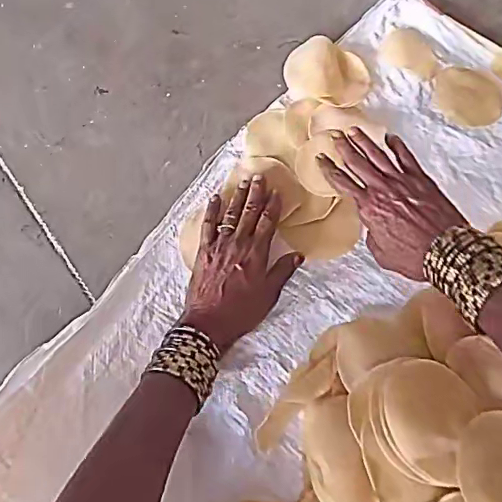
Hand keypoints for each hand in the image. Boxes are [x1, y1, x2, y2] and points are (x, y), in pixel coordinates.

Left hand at [180, 176, 304, 351]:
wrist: (208, 324)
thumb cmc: (241, 312)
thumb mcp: (268, 295)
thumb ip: (282, 272)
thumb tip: (297, 255)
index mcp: (256, 255)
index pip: (267, 223)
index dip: (272, 206)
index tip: (277, 192)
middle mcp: (238, 245)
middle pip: (249, 214)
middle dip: (255, 194)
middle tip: (260, 177)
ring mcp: (219, 247)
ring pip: (230, 216)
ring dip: (237, 198)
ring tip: (244, 182)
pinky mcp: (204, 252)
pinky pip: (208, 226)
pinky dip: (212, 211)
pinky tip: (215, 198)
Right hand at [318, 130, 468, 280]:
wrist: (445, 250)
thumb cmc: (414, 256)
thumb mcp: (382, 253)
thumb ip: (373, 236)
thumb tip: (374, 229)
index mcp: (368, 207)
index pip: (342, 182)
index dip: (329, 169)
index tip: (322, 159)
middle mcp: (382, 189)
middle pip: (357, 162)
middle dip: (344, 147)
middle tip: (335, 136)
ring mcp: (402, 181)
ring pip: (378, 155)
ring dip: (364, 141)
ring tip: (354, 131)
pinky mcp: (420, 178)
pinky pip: (405, 156)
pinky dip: (397, 145)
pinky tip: (390, 137)